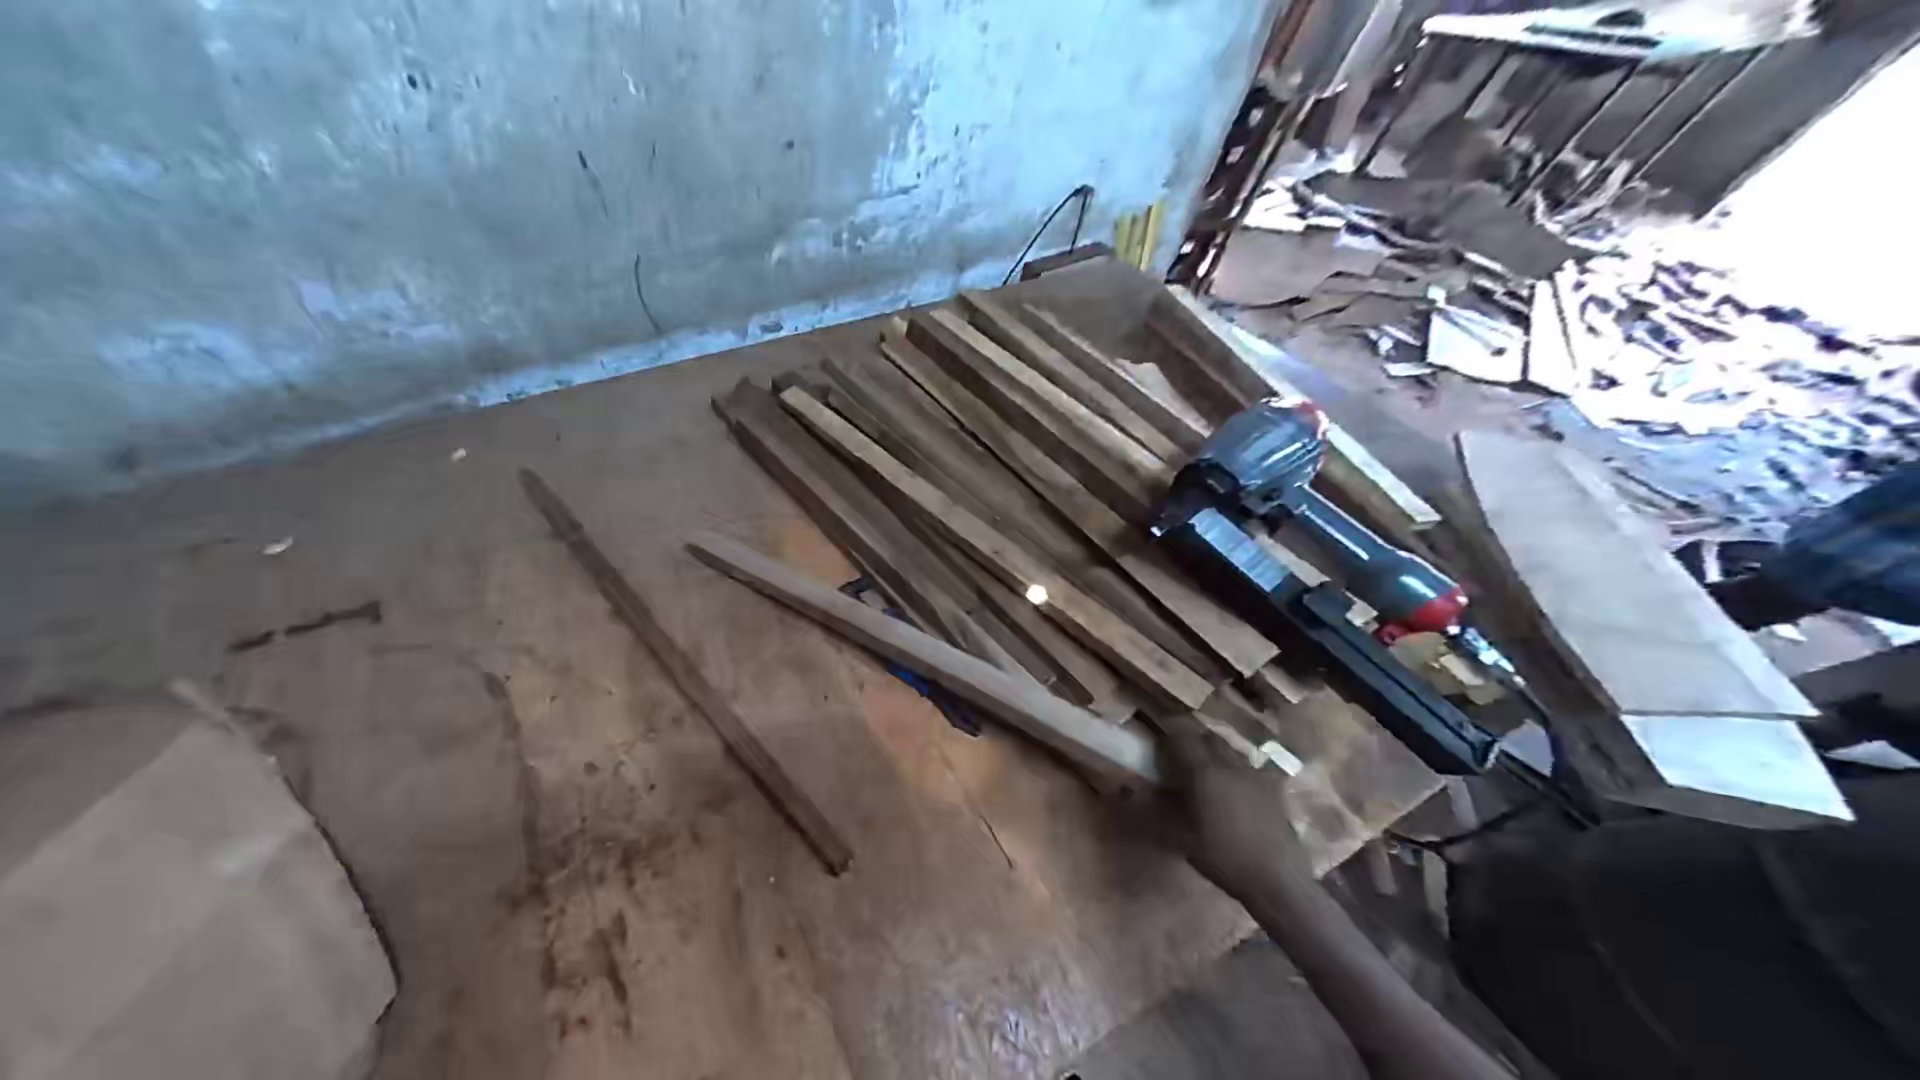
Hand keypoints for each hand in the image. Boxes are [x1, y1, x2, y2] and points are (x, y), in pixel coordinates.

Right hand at [1160, 720, 1313, 900]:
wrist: (1277, 881)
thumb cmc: (1224, 859)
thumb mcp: (1180, 838)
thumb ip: (1152, 811)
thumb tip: (1128, 792)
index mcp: (1204, 772)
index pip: (1181, 737)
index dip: (1167, 738)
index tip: (1157, 749)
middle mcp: (1230, 764)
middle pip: (1207, 737)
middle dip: (1190, 741)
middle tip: (1179, 759)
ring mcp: (1255, 774)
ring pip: (1229, 749)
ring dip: (1214, 752)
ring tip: (1206, 772)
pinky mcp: (1274, 788)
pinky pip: (1249, 767)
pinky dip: (1236, 769)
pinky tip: (1236, 789)